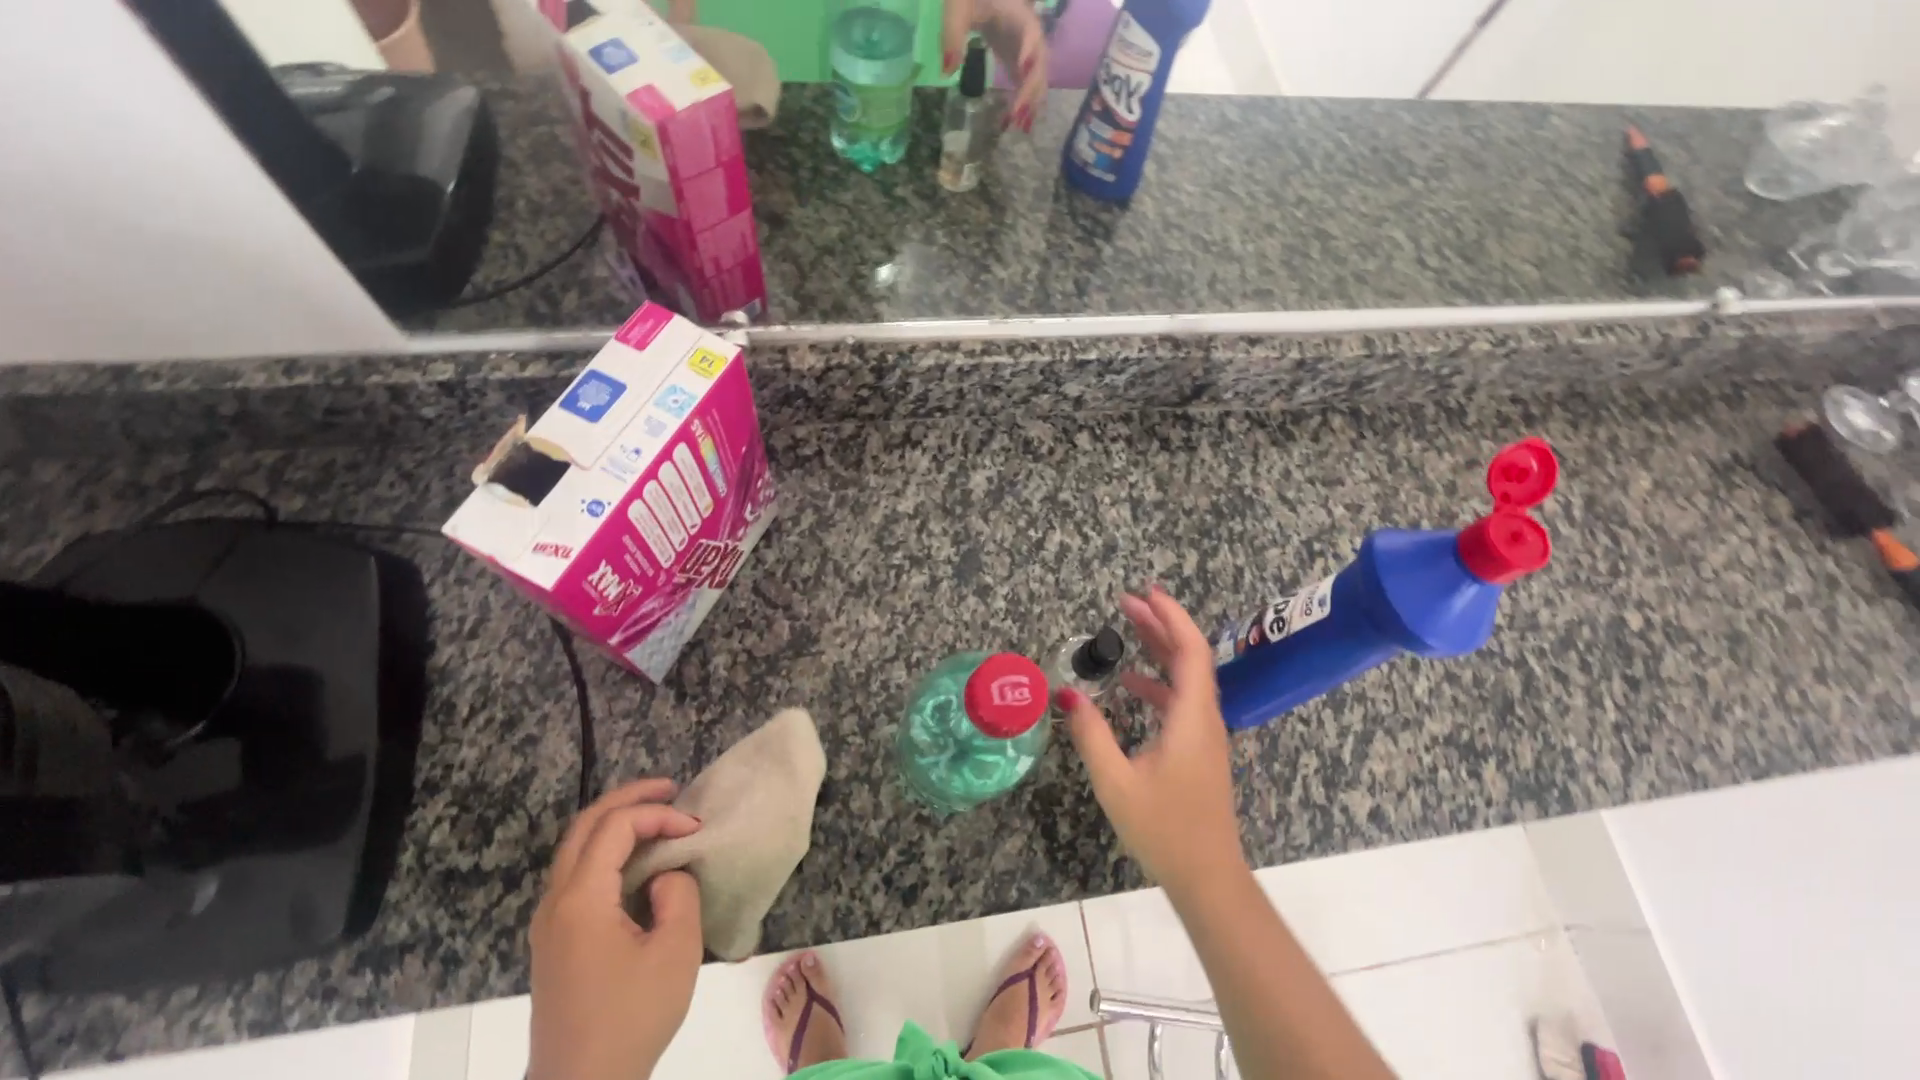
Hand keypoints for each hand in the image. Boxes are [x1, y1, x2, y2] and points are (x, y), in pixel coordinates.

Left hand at [528, 779, 703, 1079]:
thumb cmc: (631, 1017)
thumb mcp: (675, 953)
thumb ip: (677, 895)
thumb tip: (665, 876)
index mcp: (581, 898)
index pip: (616, 827)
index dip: (658, 815)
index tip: (696, 828)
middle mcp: (555, 900)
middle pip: (585, 825)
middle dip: (629, 799)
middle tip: (671, 788)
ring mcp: (549, 921)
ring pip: (575, 848)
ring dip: (615, 823)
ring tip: (657, 817)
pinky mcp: (554, 941)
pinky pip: (576, 875)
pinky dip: (607, 852)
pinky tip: (637, 862)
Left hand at [941, 0, 1047, 132]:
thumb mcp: (957, 9)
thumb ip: (952, 36)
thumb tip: (946, 71)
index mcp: (1018, 15)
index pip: (1031, 34)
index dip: (1030, 51)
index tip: (1022, 70)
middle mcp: (1028, 36)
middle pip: (1038, 64)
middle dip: (1030, 90)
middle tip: (1017, 116)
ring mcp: (1025, 51)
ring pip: (1036, 78)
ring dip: (1030, 103)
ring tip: (1020, 128)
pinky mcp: (1018, 62)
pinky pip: (1025, 85)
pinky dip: (1023, 103)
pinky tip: (1014, 123)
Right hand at [1059, 587, 1247, 894]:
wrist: (1207, 876)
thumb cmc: (1163, 829)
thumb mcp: (1116, 782)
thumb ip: (1091, 735)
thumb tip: (1065, 693)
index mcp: (1191, 718)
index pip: (1190, 651)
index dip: (1171, 617)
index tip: (1145, 593)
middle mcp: (1205, 719)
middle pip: (1189, 657)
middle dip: (1160, 624)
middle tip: (1127, 602)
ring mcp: (1204, 735)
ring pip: (1186, 679)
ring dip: (1159, 650)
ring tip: (1127, 630)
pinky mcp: (1199, 751)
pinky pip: (1181, 701)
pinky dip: (1158, 683)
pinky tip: (1130, 685)